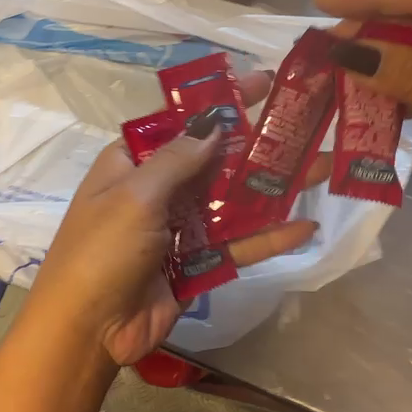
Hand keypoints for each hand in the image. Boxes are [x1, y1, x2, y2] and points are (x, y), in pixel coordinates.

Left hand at [28, 72, 321, 366]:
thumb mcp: (135, 195)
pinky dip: (267, 237)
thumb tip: (213, 124)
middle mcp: (156, 191)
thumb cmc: (102, 251)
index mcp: (131, 164)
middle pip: (213, 160)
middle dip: (256, 142)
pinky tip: (305, 228)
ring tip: (322, 168)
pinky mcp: (195, 265)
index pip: (179, 122)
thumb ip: (177, 159)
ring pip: (231, 201)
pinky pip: (236, 245)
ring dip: (272, 186)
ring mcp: (178, 229)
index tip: (263, 82)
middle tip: (308, 123)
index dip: (218, 103)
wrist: (88, 330)